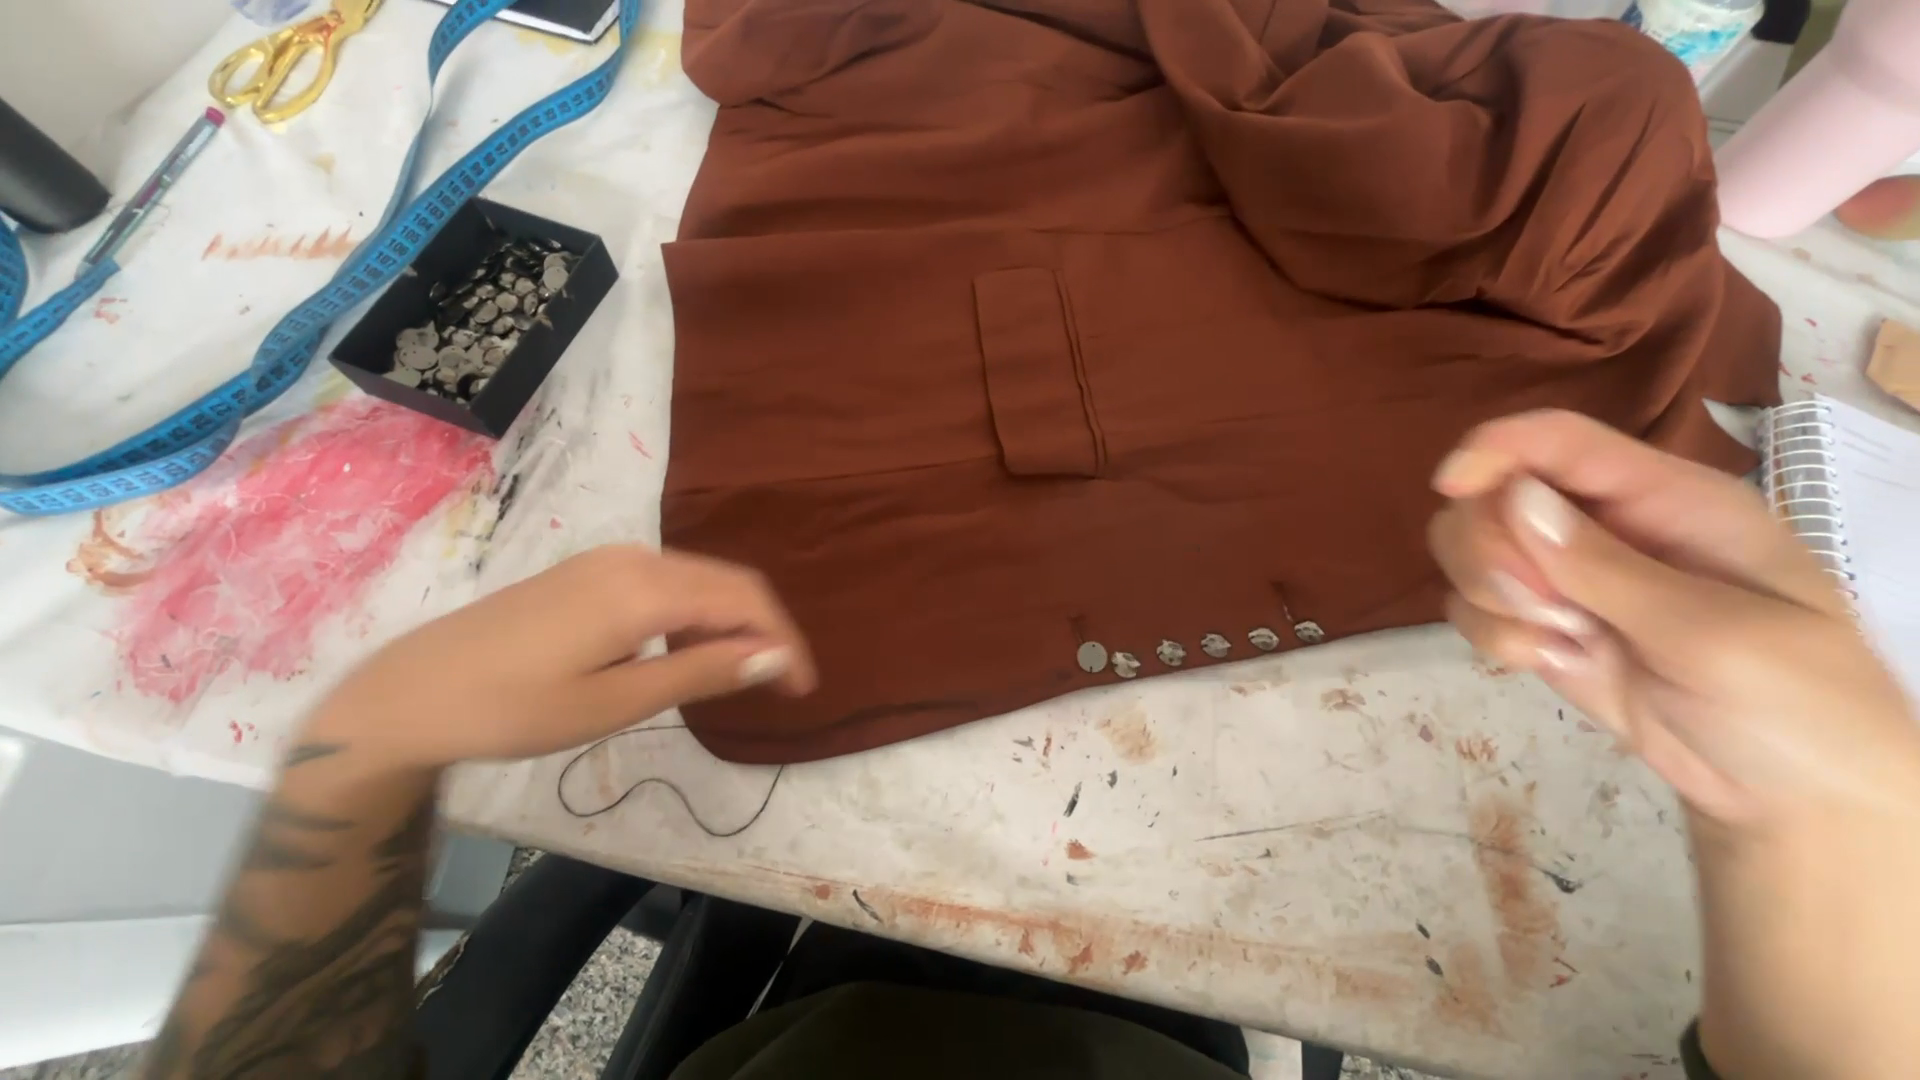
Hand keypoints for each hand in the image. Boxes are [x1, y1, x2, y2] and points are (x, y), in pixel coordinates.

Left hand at [303, 546, 816, 770]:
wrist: (410, 694)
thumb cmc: (515, 709)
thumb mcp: (615, 703)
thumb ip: (702, 672)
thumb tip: (776, 655)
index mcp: (645, 589)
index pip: (744, 601)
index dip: (783, 641)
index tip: (802, 689)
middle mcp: (634, 559)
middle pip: (728, 581)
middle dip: (765, 627)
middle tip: (781, 682)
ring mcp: (607, 559)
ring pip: (699, 578)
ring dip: (732, 618)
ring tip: (742, 670)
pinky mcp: (589, 570)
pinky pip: (668, 580)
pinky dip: (697, 610)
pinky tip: (688, 646)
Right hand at [1426, 410, 1919, 832]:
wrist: (1793, 797)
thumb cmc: (1799, 704)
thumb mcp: (1716, 635)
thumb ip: (1608, 568)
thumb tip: (1512, 497)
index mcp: (1666, 500)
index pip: (1559, 442)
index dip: (1496, 449)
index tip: (1451, 487)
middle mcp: (1604, 528)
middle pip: (1490, 498)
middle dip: (1491, 551)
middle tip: (1543, 606)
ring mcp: (1564, 580)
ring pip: (1469, 553)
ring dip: (1493, 599)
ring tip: (1561, 641)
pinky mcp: (1537, 627)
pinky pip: (1472, 609)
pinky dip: (1494, 637)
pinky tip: (1552, 662)